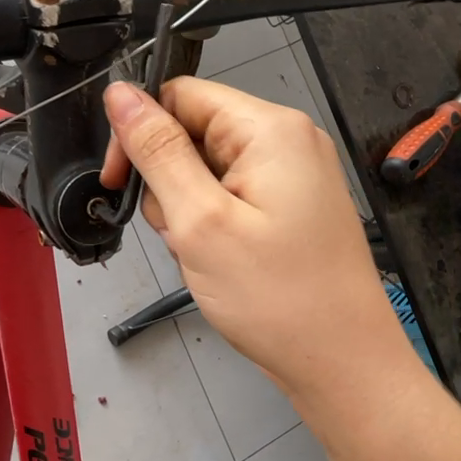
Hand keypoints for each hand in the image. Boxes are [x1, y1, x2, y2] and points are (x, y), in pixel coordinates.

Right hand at [100, 77, 409, 391]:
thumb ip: (157, 151)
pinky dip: (210, 224)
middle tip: (180, 234)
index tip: (118, 181)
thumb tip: (120, 93)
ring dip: (187, 210)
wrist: (343, 366)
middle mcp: (287, 140)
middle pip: (192, 132)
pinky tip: (219, 261)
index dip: (139, 131)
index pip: (181, 94)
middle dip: (167, 182)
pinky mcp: (290, 205)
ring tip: (203, 255)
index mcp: (270, 129)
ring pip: (205, 169)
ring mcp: (292, 175)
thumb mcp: (199, 221)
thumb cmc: (278, 299)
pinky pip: (229, 195)